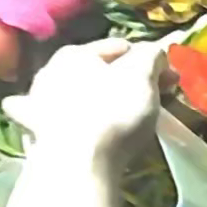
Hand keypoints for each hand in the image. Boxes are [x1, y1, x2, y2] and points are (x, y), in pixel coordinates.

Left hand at [3, 39, 163, 169]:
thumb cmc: (115, 112)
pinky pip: (56, 116)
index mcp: (78, 52)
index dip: (151, 62)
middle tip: (150, 99)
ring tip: (116, 114)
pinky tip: (73, 124)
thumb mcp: (142, 77)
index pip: (122, 47)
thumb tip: (155, 52)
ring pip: (75, 90)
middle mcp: (51, 69)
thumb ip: (151, 56)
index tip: (170, 81)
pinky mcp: (35, 128)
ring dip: (94, 96)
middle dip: (124, 80)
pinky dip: (67, 117)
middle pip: (98, 70)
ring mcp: (38, 99)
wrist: (79, 160)